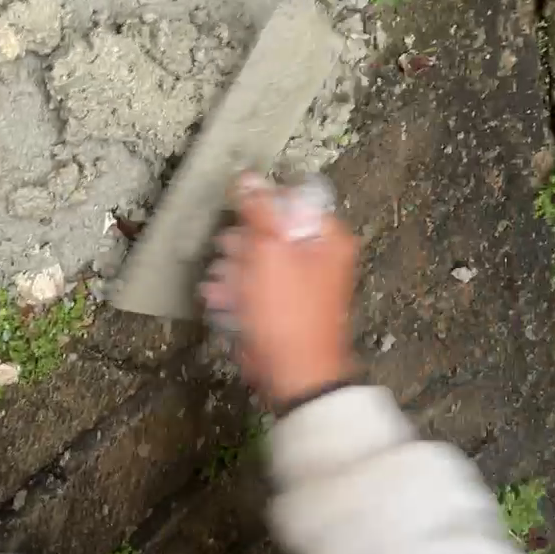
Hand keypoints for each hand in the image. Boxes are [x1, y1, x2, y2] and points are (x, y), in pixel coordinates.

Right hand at [201, 172, 360, 408]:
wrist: (293, 374)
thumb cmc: (289, 317)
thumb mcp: (268, 251)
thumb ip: (259, 210)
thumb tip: (250, 179)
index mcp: (326, 237)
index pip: (285, 200)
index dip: (258, 212)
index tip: (244, 227)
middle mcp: (318, 256)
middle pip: (266, 230)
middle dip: (240, 248)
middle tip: (237, 262)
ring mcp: (300, 282)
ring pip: (253, 258)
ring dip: (232, 271)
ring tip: (230, 290)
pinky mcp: (283, 304)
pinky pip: (252, 285)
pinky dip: (236, 292)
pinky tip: (228, 303)